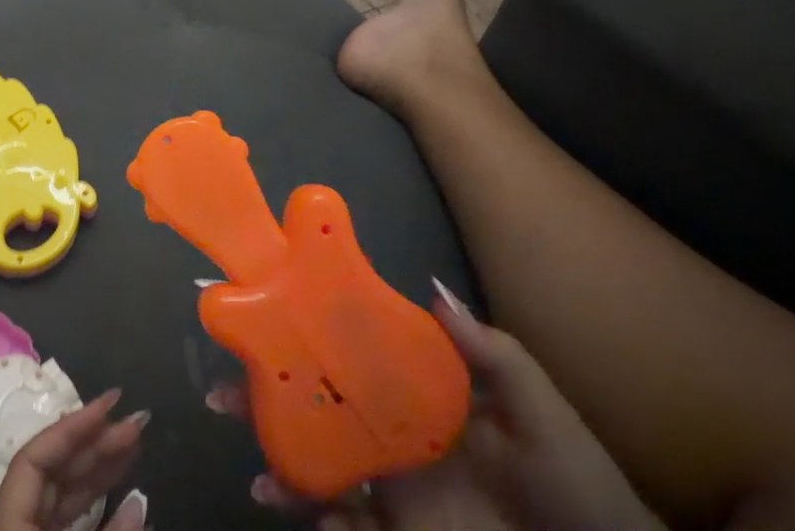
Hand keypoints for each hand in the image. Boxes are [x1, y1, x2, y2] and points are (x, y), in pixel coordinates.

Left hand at [0, 389, 151, 530]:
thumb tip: (140, 502)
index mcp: (8, 520)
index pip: (33, 458)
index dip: (70, 428)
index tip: (110, 404)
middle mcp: (16, 520)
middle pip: (53, 470)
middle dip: (95, 442)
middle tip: (137, 419)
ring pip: (65, 492)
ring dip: (101, 465)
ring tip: (135, 438)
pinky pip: (72, 516)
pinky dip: (97, 497)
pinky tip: (123, 479)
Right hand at [217, 280, 664, 529]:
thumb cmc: (573, 476)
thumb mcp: (537, 406)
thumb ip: (489, 350)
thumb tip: (431, 287)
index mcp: (415, 395)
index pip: (347, 360)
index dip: (302, 342)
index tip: (257, 322)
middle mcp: (392, 436)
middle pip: (315, 412)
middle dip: (264, 403)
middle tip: (221, 397)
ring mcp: (394, 490)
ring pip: (318, 470)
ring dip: (281, 470)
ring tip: (260, 479)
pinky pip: (347, 524)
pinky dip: (321, 521)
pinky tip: (312, 520)